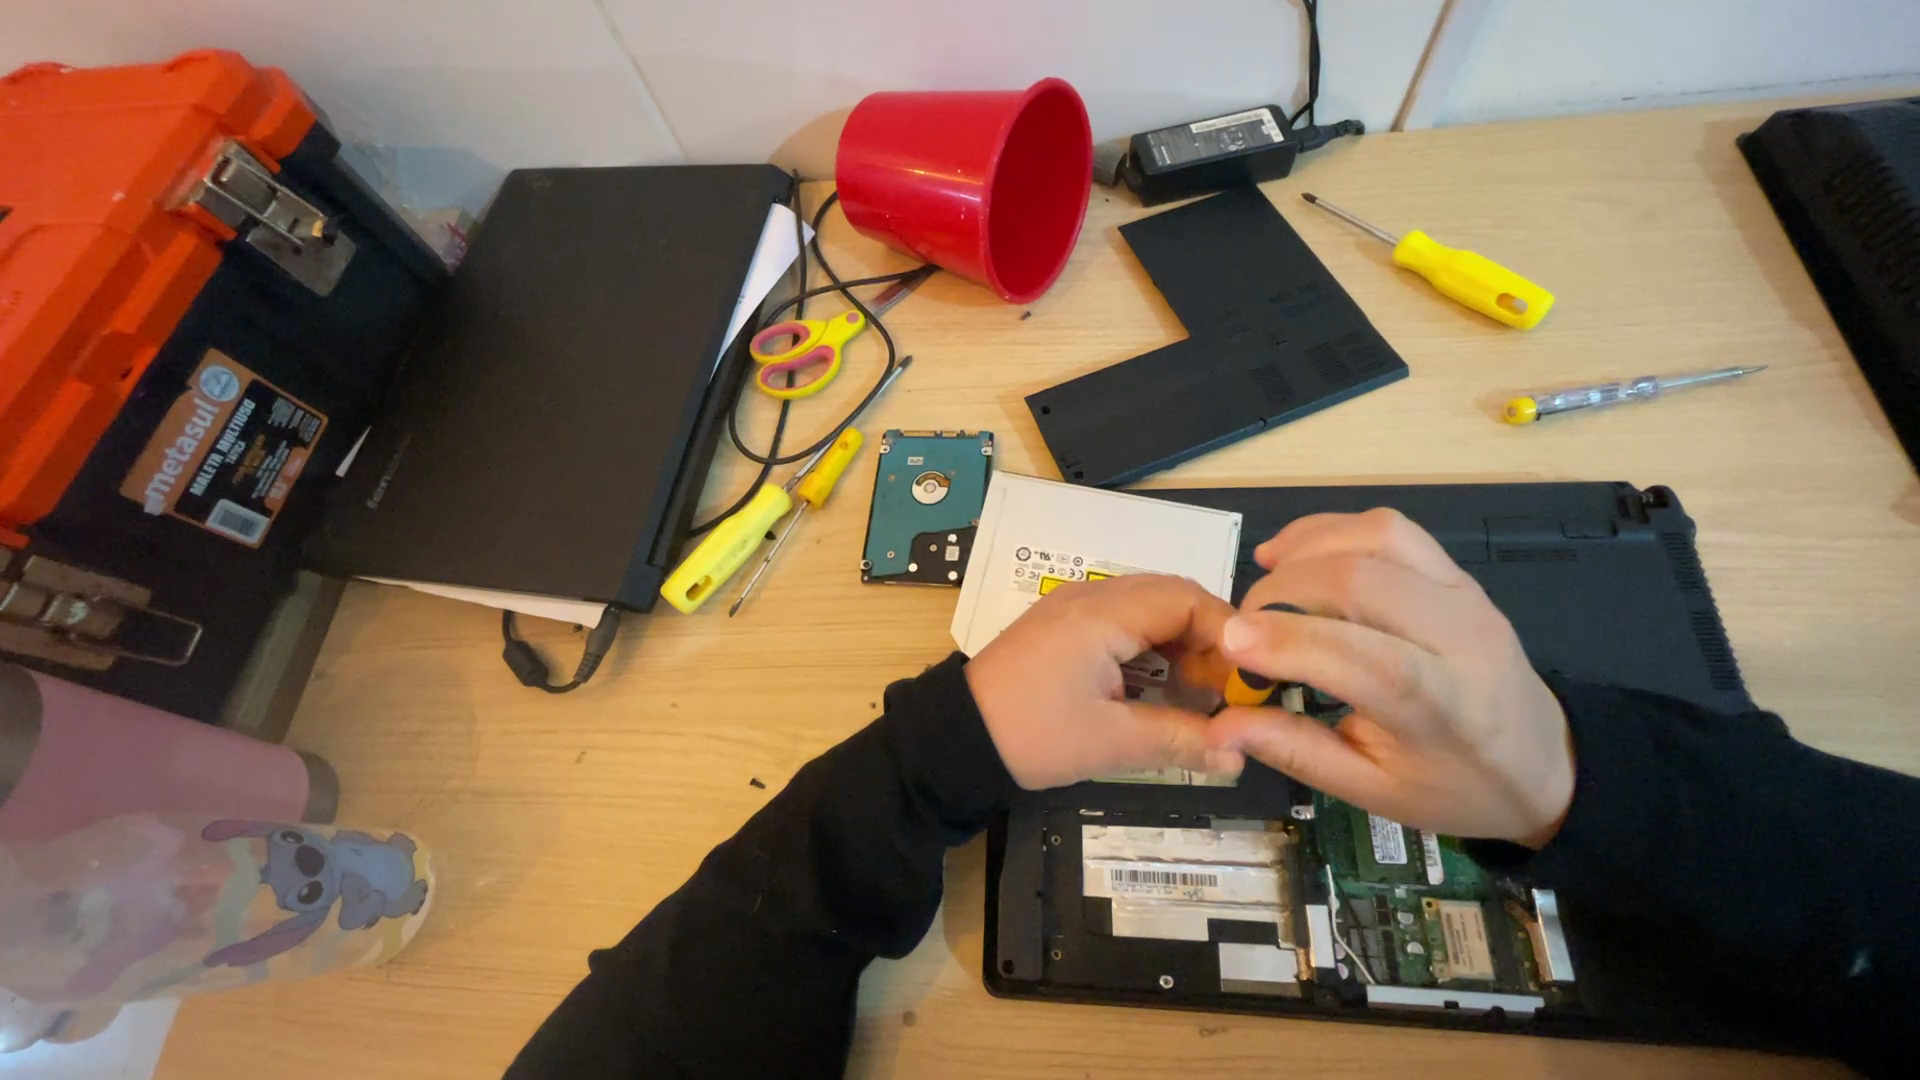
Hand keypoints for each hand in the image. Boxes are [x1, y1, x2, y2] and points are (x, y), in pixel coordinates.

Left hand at [966, 574, 1245, 789]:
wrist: (955, 736)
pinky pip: (1121, 618)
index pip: (1188, 599)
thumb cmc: (1030, 734)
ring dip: (1179, 641)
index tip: (1247, 681)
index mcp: (1102, 614)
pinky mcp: (1062, 624)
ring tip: (1194, 691)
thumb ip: (1179, 740)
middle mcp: (1090, 596)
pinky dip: (1149, 645)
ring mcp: (1072, 606)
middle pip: (1170, 595)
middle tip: (1221, 689)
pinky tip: (1157, 684)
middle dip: (1207, 638)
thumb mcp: (1109, 742)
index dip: (1227, 635)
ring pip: (1147, 605)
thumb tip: (1238, 754)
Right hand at [1206, 509, 1574, 847]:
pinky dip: (1327, 530)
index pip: (1367, 659)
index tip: (1228, 641)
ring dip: (1304, 550)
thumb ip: (1294, 750)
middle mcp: (1462, 636)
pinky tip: (1291, 555)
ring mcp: (1463, 593)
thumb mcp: (1372, 792)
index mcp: (1447, 709)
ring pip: (1376, 536)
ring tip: (1264, 580)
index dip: (1290, 642)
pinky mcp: (1453, 570)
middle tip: (1243, 627)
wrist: (1543, 761)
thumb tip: (1220, 727)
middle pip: (1364, 581)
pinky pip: (1387, 527)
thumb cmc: (1452, 785)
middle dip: (1282, 593)